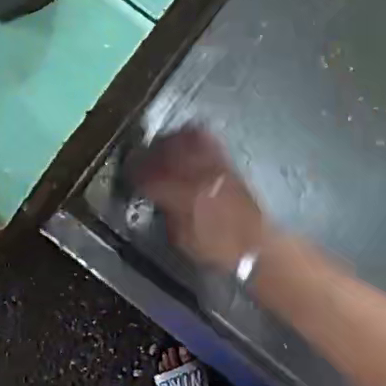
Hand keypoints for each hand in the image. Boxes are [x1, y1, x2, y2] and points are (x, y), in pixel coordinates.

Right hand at [131, 126, 267, 273]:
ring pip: (185, 139)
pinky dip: (190, 138)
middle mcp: (198, 175)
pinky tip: (184, 143)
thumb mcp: (180, 237)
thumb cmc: (216, 248)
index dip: (135, 172)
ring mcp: (215, 166)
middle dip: (149, 152)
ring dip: (169, 141)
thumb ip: (166, 213)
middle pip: (166, 151)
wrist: (257, 246)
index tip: (128, 173)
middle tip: (141, 158)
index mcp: (183, 196)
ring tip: (161, 147)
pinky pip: (206, 140)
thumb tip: (156, 197)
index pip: (150, 175)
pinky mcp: (227, 163)